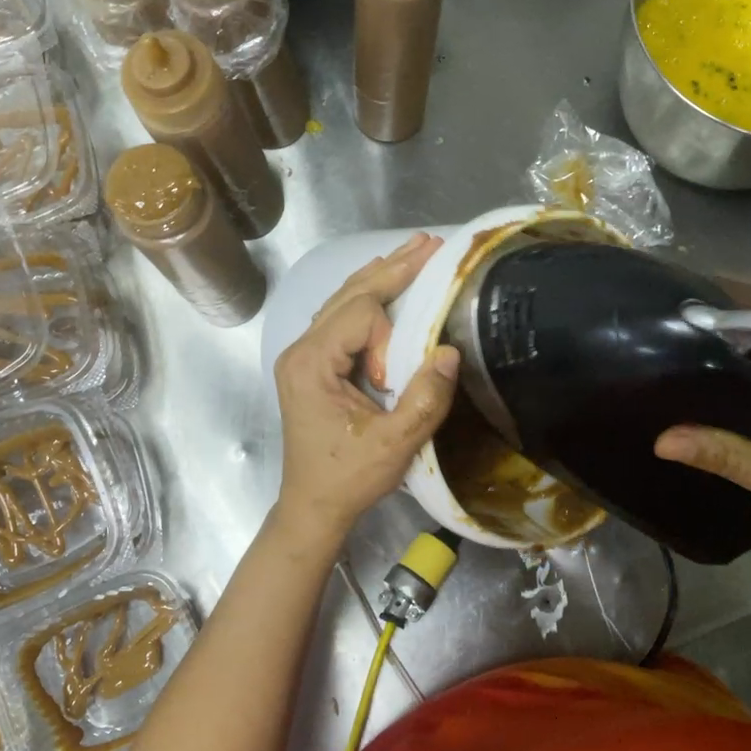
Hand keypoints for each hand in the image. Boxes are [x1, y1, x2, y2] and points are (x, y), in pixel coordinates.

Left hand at [273, 234, 460, 536]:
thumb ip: (424, 399)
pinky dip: (366, 299)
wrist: (313, 506)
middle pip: (349, 294)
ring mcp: (303, 356)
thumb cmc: (348, 478)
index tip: (392, 381)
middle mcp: (301, 350)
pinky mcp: (312, 366)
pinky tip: (384, 285)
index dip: (389, 340)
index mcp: (311, 364)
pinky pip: (340, 319)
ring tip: (412, 253)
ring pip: (342, 301)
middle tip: (429, 244)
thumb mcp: (394, 445)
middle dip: (392, 270)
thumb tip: (449, 351)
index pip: (360, 315)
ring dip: (379, 278)